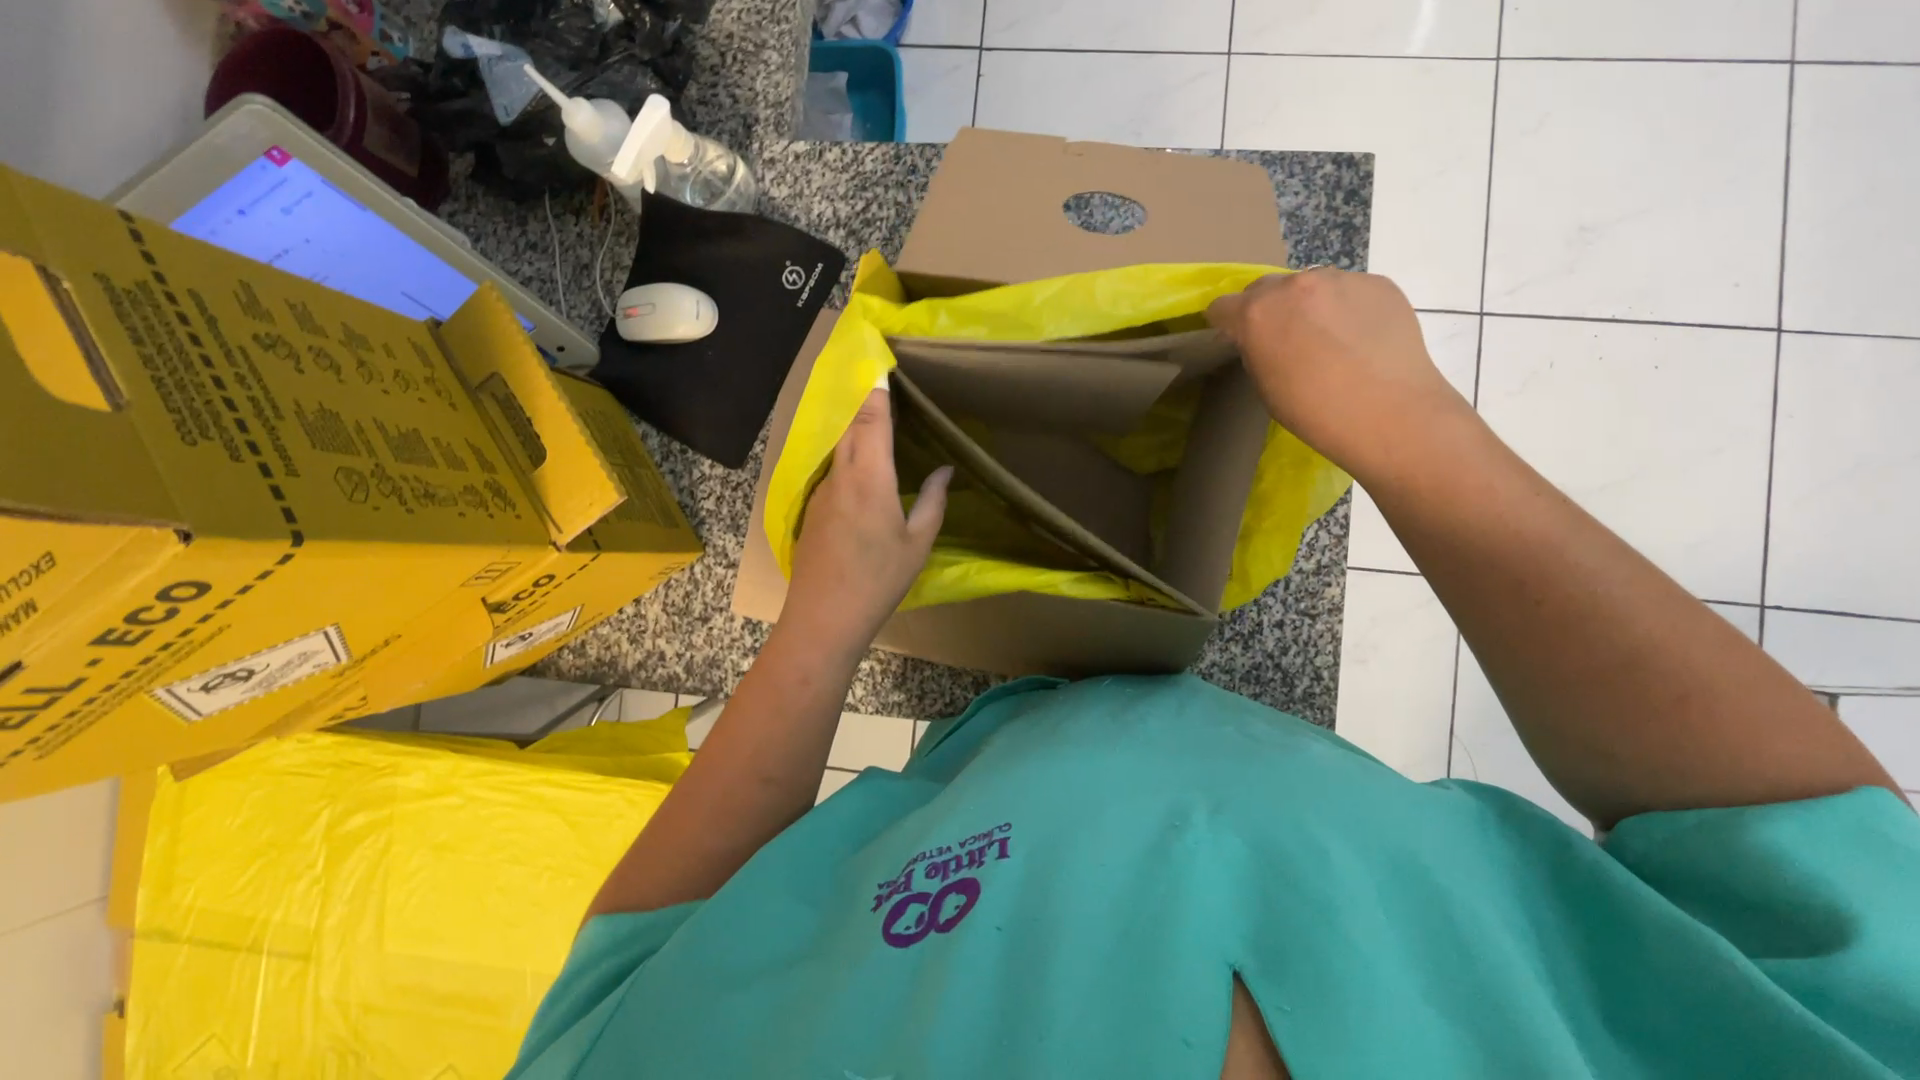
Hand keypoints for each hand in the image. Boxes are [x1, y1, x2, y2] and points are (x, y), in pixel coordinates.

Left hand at [785, 388, 951, 649]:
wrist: (823, 617)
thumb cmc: (878, 581)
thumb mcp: (917, 543)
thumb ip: (933, 501)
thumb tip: (944, 471)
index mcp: (870, 478)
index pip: (871, 418)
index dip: (876, 389)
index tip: (883, 365)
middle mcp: (840, 475)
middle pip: (848, 424)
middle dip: (862, 400)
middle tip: (881, 384)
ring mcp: (820, 491)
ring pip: (837, 447)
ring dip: (854, 429)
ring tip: (877, 423)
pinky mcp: (810, 508)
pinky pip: (831, 470)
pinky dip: (846, 458)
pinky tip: (861, 471)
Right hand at [1207, 268, 1470, 480]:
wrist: (1390, 412)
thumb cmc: (1316, 412)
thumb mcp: (1266, 386)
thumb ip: (1256, 350)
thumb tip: (1265, 338)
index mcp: (1257, 313)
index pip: (1223, 306)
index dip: (1228, 325)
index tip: (1240, 341)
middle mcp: (1294, 285)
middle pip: (1267, 288)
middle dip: (1270, 309)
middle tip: (1289, 341)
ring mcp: (1340, 279)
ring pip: (1312, 285)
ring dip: (1312, 305)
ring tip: (1333, 340)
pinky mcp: (1378, 283)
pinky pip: (1351, 290)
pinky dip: (1350, 308)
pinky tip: (1363, 339)